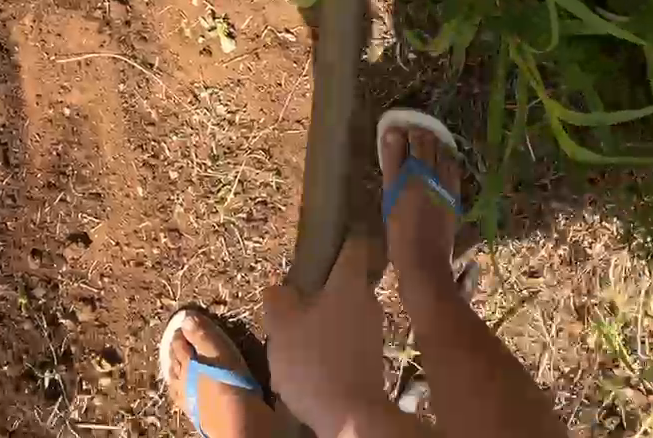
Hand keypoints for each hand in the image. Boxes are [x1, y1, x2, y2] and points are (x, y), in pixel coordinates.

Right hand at [261, 236, 388, 435]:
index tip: (327, 234)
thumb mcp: (282, 325)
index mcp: (349, 282)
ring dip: (326, 318)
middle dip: (324, 287)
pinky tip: (312, 359)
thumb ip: (278, 300)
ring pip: (346, 312)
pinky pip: (348, 338)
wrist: (350, 417)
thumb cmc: (314, 361)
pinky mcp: (373, 358)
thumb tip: (279, 289)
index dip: (342, 236)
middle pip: (347, 281)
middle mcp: (368, 300)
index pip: (353, 245)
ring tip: (299, 333)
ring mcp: (374, 330)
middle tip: (298, 295)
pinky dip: (332, 343)